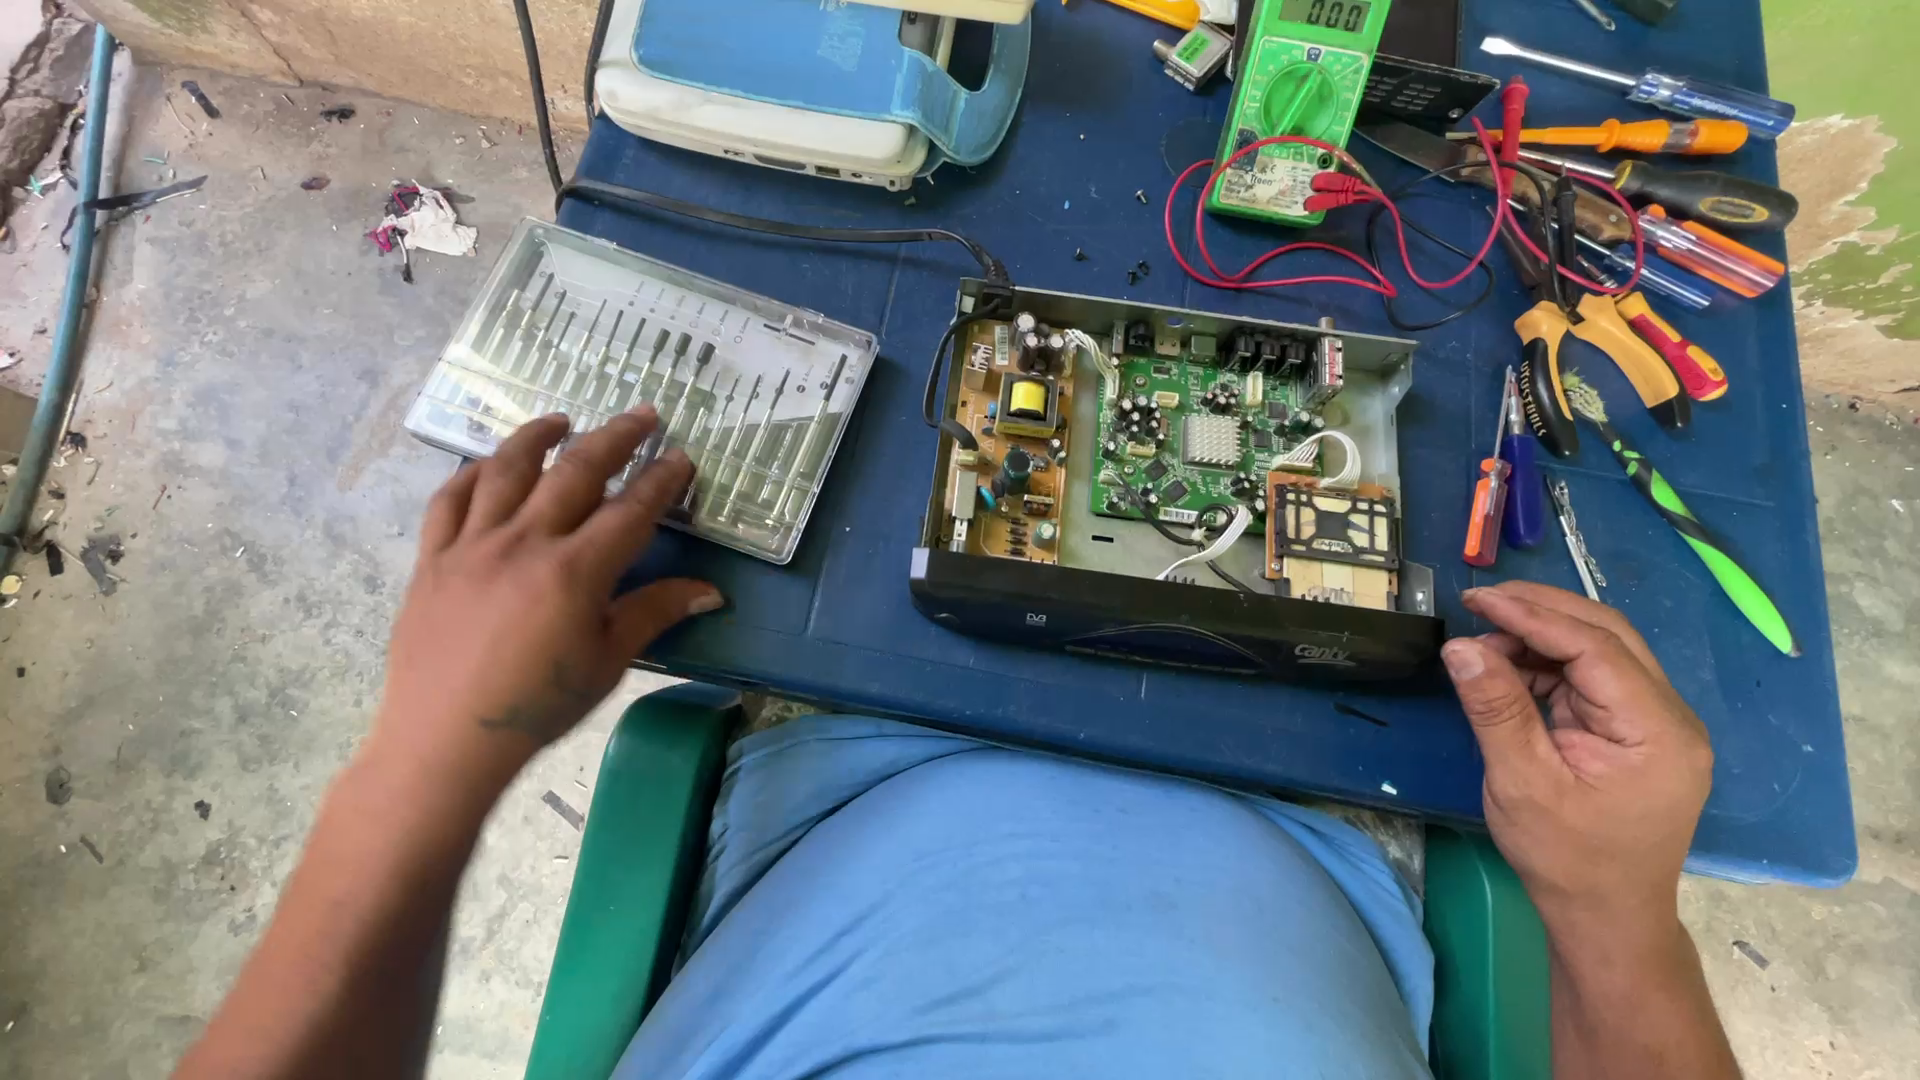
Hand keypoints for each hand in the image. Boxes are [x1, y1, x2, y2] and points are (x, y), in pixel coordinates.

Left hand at [374, 409, 722, 781]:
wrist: (444, 740)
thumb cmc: (539, 704)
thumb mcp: (608, 659)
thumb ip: (655, 612)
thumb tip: (711, 591)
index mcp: (574, 572)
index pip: (631, 511)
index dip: (662, 480)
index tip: (681, 455)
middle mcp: (524, 544)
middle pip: (576, 472)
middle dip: (616, 437)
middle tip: (642, 414)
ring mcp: (472, 546)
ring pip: (507, 471)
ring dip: (539, 437)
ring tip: (561, 419)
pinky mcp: (433, 558)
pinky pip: (449, 499)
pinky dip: (474, 472)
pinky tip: (491, 463)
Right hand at [1441, 583, 1712, 934]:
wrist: (1603, 912)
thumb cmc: (1565, 854)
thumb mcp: (1521, 780)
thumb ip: (1495, 708)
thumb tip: (1460, 646)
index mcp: (1657, 730)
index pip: (1596, 647)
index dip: (1533, 616)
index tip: (1476, 600)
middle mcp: (1667, 716)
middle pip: (1607, 635)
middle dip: (1542, 610)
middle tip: (1479, 601)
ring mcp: (1650, 722)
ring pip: (1598, 650)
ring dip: (1539, 635)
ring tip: (1482, 639)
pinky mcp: (1627, 730)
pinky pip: (1586, 677)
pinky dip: (1543, 662)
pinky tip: (1504, 666)